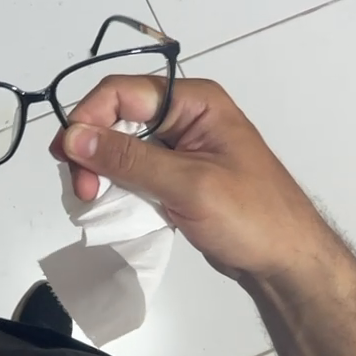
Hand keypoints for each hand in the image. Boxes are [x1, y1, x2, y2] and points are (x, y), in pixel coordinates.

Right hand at [49, 76, 341, 280]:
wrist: (288, 263)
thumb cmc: (252, 217)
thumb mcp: (188, 185)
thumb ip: (129, 159)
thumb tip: (72, 137)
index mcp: (193, 101)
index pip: (120, 92)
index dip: (87, 118)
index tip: (67, 157)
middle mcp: (181, 113)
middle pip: (112, 116)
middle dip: (88, 149)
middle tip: (82, 190)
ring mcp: (175, 144)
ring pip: (114, 143)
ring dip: (96, 168)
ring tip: (91, 200)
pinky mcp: (169, 171)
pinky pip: (127, 166)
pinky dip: (110, 183)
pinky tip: (105, 203)